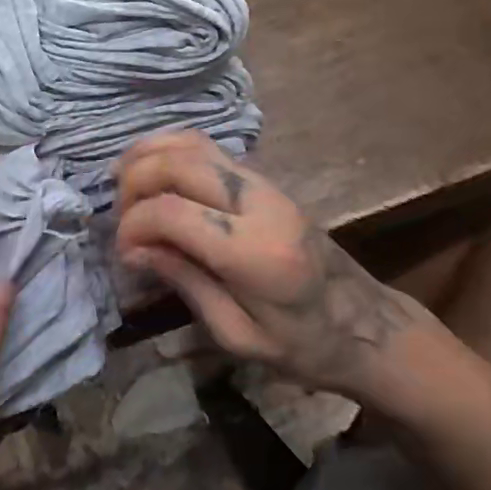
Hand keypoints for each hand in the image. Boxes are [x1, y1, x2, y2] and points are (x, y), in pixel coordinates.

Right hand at [114, 130, 430, 400]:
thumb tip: (134, 249)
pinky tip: (149, 169)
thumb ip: (184, 282)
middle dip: (133, 183)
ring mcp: (265, 184)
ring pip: (189, 143)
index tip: (124, 253)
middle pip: (176, 165)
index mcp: (255, 254)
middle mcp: (260, 205)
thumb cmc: (306, 346)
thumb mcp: (238, 335)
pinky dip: (167, 149)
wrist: (370, 327)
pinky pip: (204, 145)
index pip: (171, 213)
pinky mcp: (264, 178)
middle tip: (120, 215)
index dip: (133, 226)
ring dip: (145, 156)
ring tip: (123, 182)